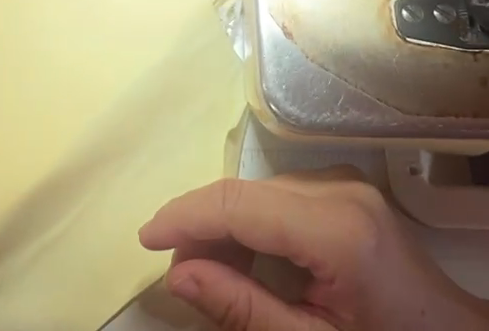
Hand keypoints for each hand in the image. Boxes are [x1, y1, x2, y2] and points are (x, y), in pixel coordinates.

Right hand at [139, 171, 488, 330]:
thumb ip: (242, 307)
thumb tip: (177, 273)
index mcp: (336, 229)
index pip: (239, 204)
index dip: (184, 216)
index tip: (144, 239)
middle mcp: (339, 189)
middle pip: (245, 193)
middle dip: (201, 227)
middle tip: (177, 274)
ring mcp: (344, 182)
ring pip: (257, 191)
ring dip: (224, 227)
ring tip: (208, 273)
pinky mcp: (344, 186)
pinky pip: (278, 195)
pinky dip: (251, 224)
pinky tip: (243, 260)